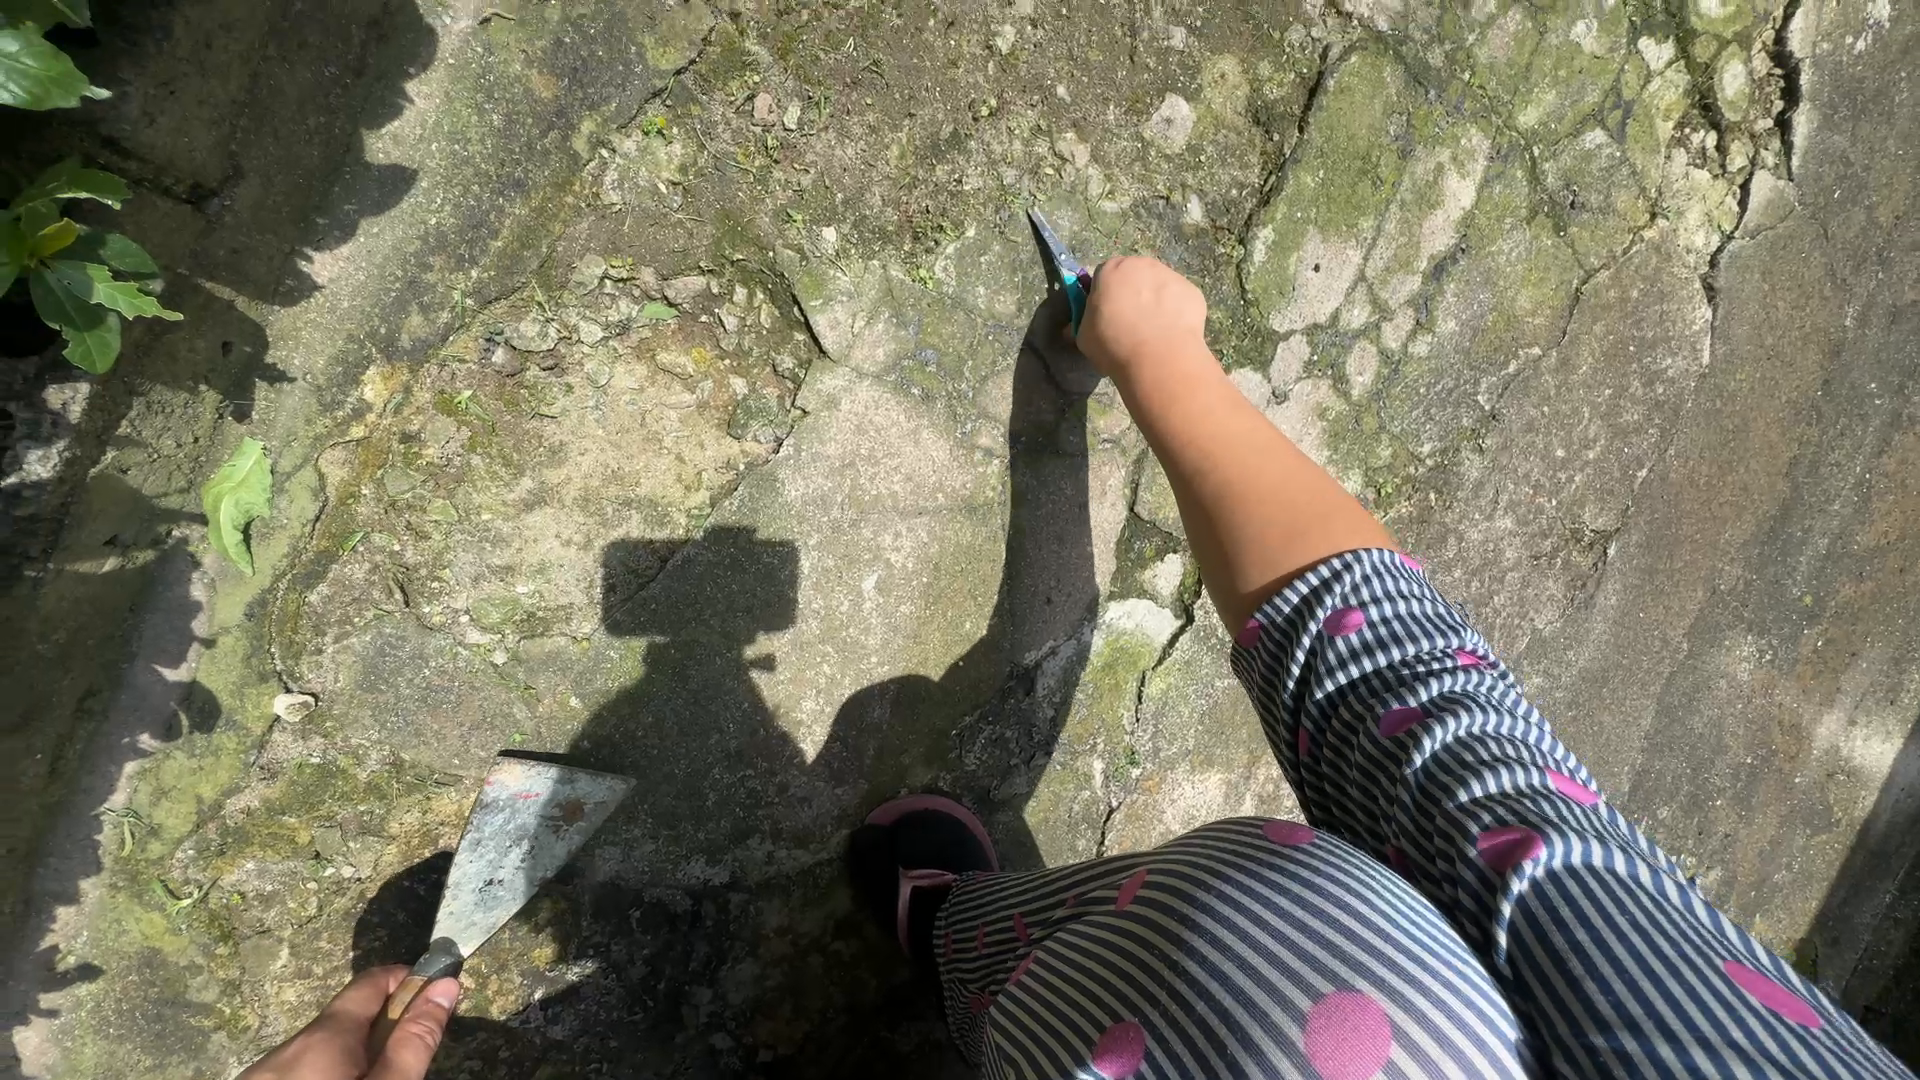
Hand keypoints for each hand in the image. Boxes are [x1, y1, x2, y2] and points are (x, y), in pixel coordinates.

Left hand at [239, 966, 459, 1079]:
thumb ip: (417, 1038)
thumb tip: (445, 984)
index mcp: (322, 1038)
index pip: (372, 981)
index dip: (408, 980)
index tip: (431, 1002)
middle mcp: (282, 1052)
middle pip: (344, 1020)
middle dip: (380, 1031)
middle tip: (403, 1065)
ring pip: (316, 1054)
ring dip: (349, 1061)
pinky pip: (292, 1077)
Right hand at [1074, 255, 1207, 377]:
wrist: (1158, 357)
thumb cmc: (1113, 343)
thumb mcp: (1083, 337)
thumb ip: (1081, 324)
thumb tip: (1071, 329)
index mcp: (1111, 270)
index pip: (1103, 274)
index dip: (1103, 294)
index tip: (1104, 315)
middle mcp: (1142, 264)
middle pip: (1134, 275)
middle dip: (1131, 294)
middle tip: (1129, 324)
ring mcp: (1171, 275)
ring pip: (1158, 286)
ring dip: (1154, 302)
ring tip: (1152, 333)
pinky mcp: (1192, 291)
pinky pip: (1178, 300)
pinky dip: (1175, 313)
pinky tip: (1170, 335)